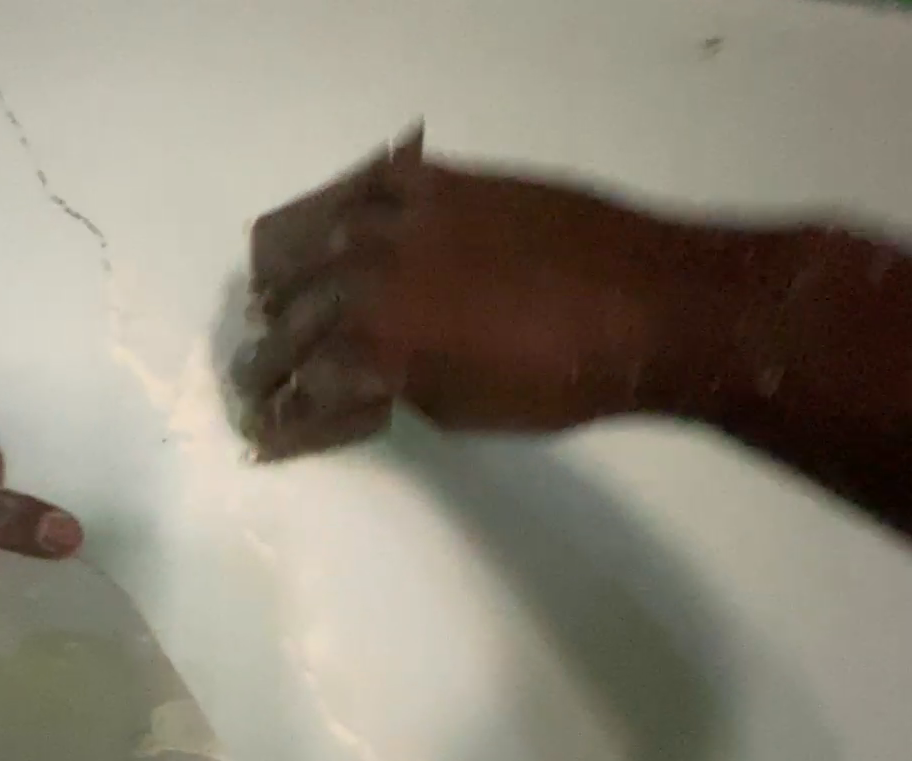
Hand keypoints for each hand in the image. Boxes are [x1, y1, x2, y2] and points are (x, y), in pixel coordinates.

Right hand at [235, 127, 689, 458]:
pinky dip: (345, 202)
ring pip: (312, 239)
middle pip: (290, 315)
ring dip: (284, 273)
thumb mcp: (454, 412)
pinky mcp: (447, 184)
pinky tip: (339, 220)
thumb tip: (362, 375)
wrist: (656, 307)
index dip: (274, 411)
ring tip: (275, 291)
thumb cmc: (556, 384)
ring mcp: (407, 221)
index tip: (258, 427)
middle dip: (263, 355)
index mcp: (376, 345)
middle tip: (255, 371)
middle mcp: (373, 276)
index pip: (298, 383)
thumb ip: (391, 388)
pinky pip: (374, 182)